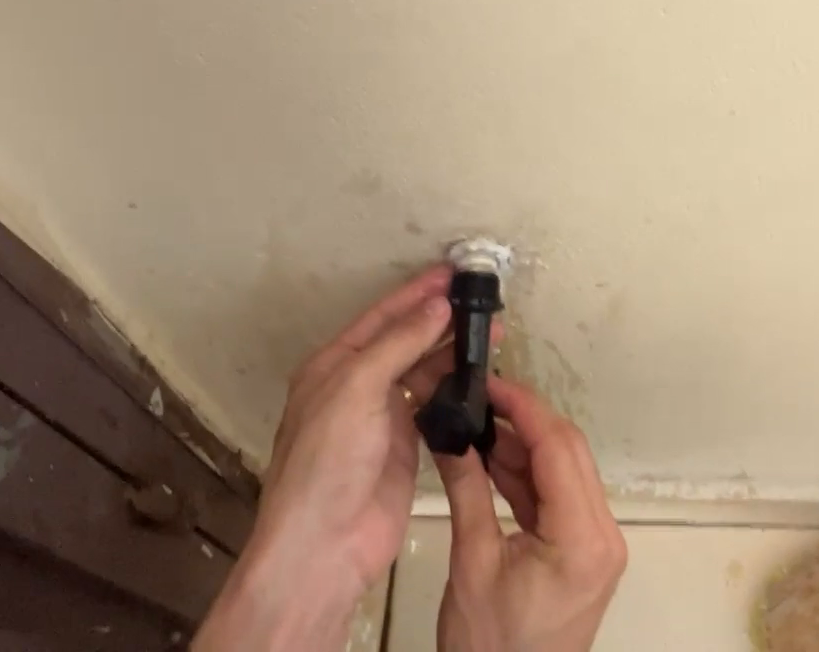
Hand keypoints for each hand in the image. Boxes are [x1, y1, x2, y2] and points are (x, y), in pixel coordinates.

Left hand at [195, 266, 462, 650]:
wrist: (326, 546)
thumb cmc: (329, 459)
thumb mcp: (356, 388)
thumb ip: (398, 343)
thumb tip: (437, 304)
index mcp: (335, 363)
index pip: (382, 316)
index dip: (417, 293)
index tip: (453, 272)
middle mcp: (358, 383)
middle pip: (405, 339)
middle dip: (440, 318)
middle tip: (481, 300)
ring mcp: (384, 415)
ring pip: (424, 370)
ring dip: (453, 351)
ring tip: (491, 335)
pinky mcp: (408, 443)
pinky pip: (435, 403)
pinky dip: (456, 387)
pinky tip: (480, 376)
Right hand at [434, 375, 627, 651]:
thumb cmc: (489, 644)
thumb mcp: (473, 562)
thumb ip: (467, 488)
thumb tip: (447, 430)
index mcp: (584, 538)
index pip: (558, 448)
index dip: (524, 407)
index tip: (488, 382)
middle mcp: (603, 533)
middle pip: (568, 451)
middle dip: (524, 418)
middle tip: (480, 396)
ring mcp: (597, 542)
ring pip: (563, 469)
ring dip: (522, 444)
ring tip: (477, 422)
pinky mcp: (582, 549)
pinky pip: (556, 494)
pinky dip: (525, 473)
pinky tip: (490, 456)